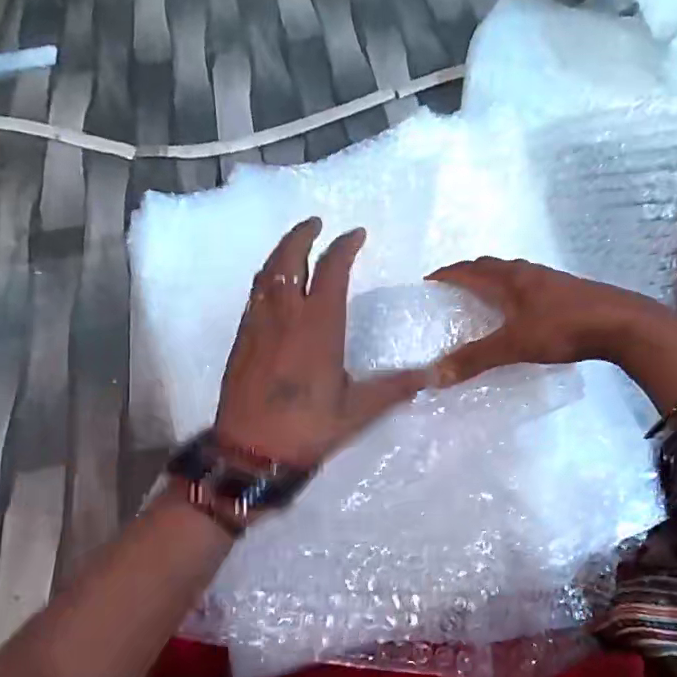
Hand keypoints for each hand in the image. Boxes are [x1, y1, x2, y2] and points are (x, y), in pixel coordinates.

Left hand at [214, 218, 430, 465]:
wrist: (251, 452)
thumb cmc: (308, 429)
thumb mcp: (359, 411)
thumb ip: (396, 388)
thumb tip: (434, 376)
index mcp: (319, 325)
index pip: (331, 269)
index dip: (344, 246)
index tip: (356, 234)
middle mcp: (285, 316)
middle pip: (289, 258)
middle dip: (302, 235)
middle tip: (315, 224)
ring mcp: (258, 326)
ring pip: (266, 274)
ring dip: (280, 253)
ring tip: (294, 248)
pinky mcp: (242, 341)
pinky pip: (254, 296)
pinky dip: (265, 280)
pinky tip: (271, 289)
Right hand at [423, 258, 660, 385]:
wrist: (621, 324)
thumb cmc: (563, 327)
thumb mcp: (513, 345)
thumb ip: (474, 359)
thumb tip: (434, 375)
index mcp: (509, 277)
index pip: (468, 269)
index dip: (445, 275)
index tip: (426, 284)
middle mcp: (527, 272)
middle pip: (489, 267)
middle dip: (466, 276)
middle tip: (449, 294)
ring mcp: (549, 281)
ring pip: (511, 276)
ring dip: (491, 285)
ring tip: (479, 305)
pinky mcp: (565, 294)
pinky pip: (527, 289)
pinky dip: (511, 296)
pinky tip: (515, 316)